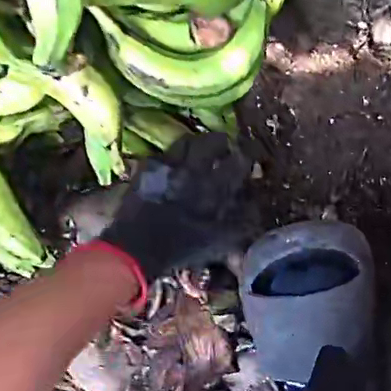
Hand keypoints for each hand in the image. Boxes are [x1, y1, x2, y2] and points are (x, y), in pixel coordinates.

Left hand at [100, 133, 251, 281]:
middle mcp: (192, 170)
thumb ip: (238, 226)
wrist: (135, 248)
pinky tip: (172, 165)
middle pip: (212, 142)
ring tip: (199, 151)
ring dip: (196, 143)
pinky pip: (163, 154)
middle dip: (222, 142)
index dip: (246, 156)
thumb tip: (254, 212)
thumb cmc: (180, 248)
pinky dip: (172, 156)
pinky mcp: (147, 168)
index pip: (237, 162)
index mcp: (213, 188)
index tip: (249, 157)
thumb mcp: (216, 242)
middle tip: (225, 147)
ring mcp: (168, 166)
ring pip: (186, 141)